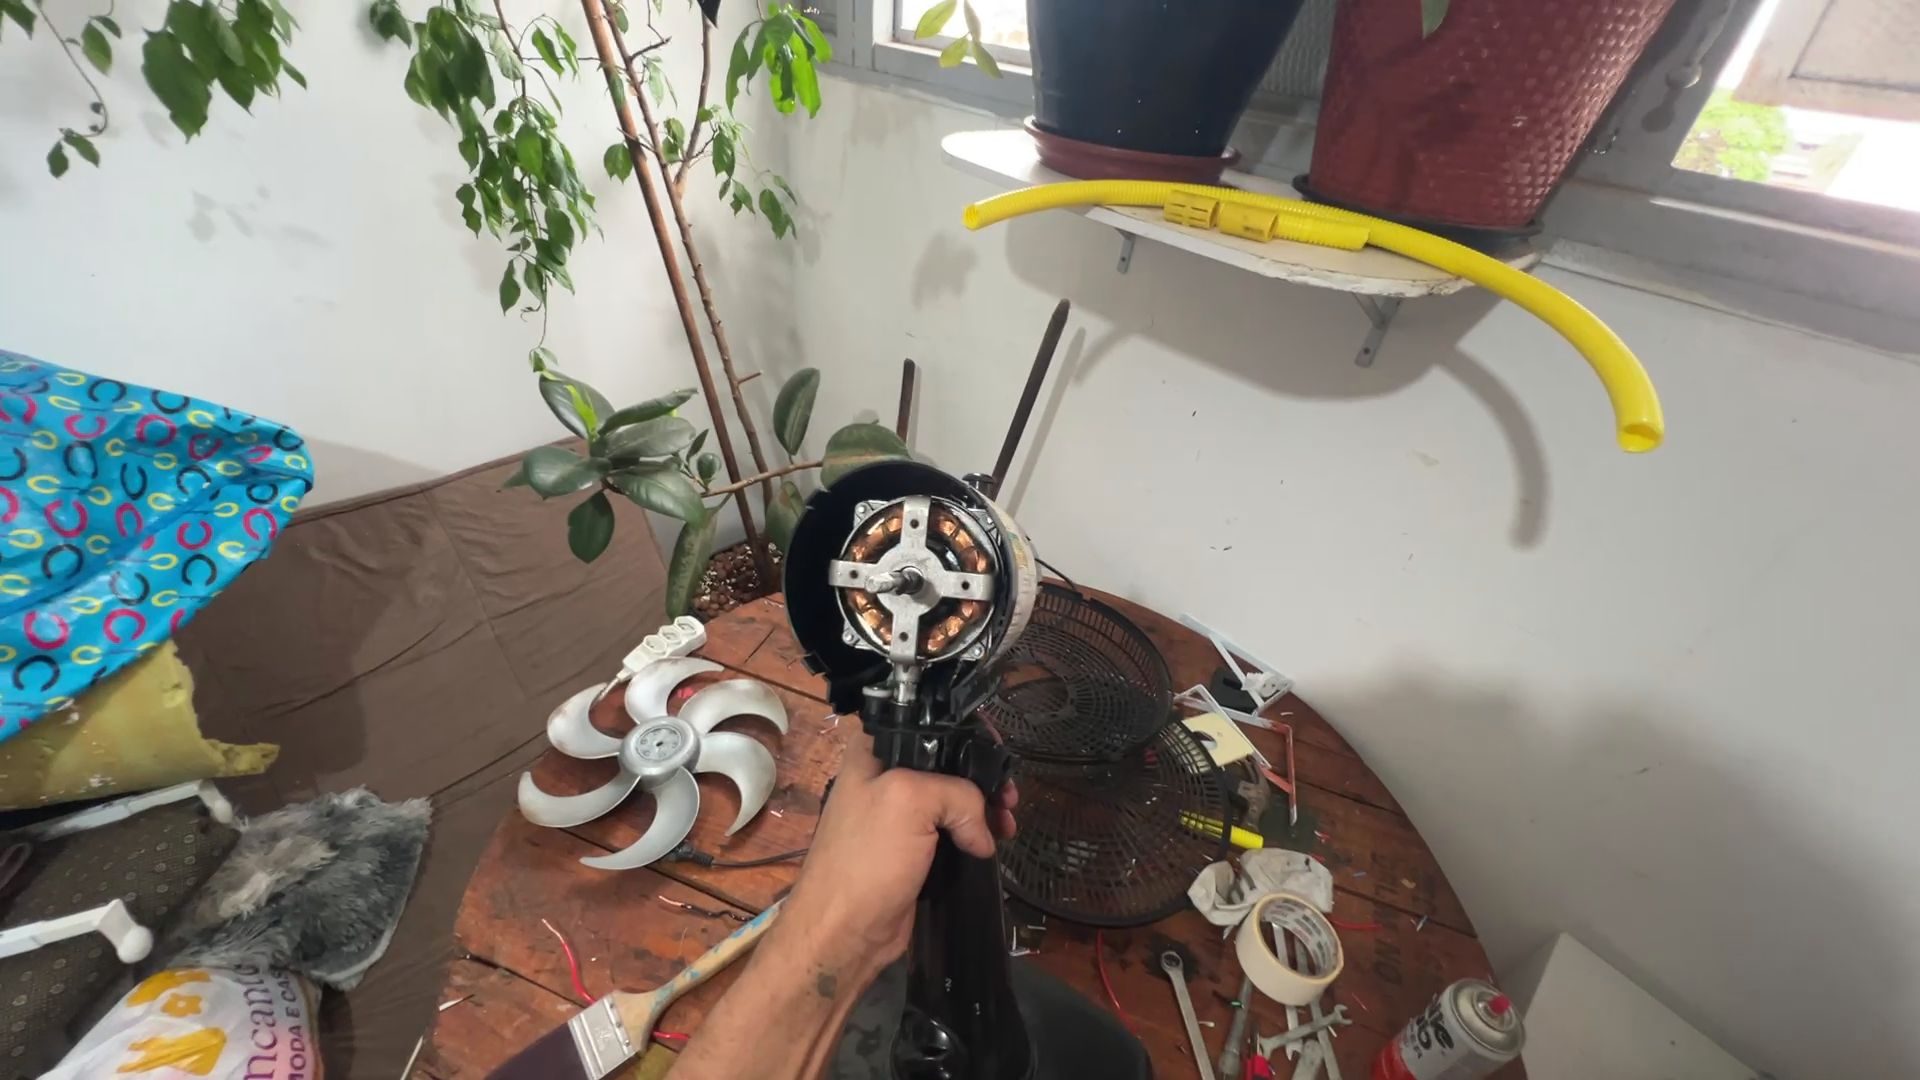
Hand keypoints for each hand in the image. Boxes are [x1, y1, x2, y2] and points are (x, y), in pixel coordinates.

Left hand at [774, 732, 1017, 985]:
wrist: (844, 935)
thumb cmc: (866, 858)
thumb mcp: (910, 802)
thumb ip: (957, 793)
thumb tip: (982, 830)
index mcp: (876, 749)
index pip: (930, 722)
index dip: (969, 731)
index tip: (997, 748)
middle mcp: (889, 773)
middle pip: (950, 760)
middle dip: (984, 775)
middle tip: (1009, 794)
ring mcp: (902, 812)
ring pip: (956, 795)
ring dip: (986, 806)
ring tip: (1008, 823)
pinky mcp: (915, 846)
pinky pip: (954, 827)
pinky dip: (978, 831)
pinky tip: (996, 840)